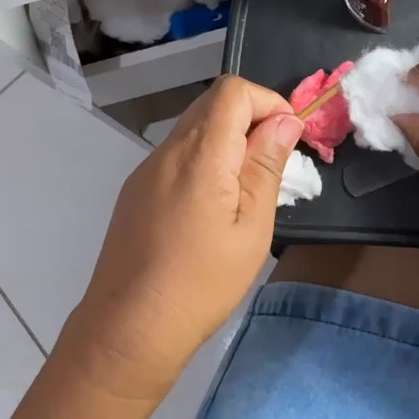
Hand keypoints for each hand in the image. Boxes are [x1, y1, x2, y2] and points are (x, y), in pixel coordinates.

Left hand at [63, 77, 300, 401]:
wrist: (129, 328)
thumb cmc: (202, 283)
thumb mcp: (252, 228)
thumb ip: (266, 167)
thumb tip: (284, 122)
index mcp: (200, 153)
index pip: (233, 90)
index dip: (268, 102)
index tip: (289, 138)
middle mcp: (168, 151)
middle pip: (212, 103)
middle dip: (251, 119)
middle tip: (275, 163)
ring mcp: (146, 170)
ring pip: (193, 129)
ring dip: (228, 141)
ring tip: (247, 190)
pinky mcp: (136, 191)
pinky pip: (177, 156)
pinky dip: (205, 161)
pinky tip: (213, 207)